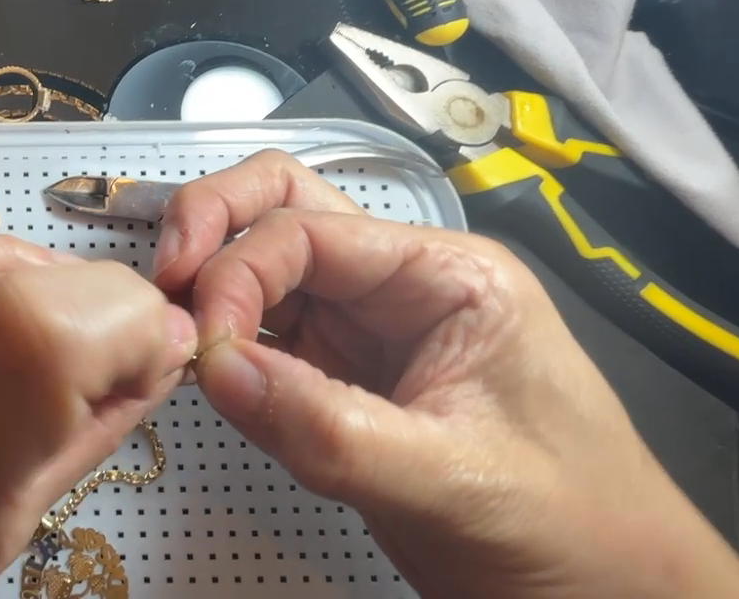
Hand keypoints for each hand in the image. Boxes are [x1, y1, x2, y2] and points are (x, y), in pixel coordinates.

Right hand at [152, 150, 738, 598]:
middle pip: (276, 199)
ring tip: (173, 321)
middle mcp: (392, 275)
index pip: (306, 230)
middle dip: (209, 224)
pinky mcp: (329, 359)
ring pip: (255, 251)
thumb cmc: (573, 538)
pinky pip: (255, 317)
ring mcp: (357, 316)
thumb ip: (330, 428)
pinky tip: (199, 357)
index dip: (239, 273)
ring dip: (205, 273)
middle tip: (164, 278)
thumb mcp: (458, 485)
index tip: (207, 345)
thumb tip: (213, 369)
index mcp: (441, 273)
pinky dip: (216, 326)